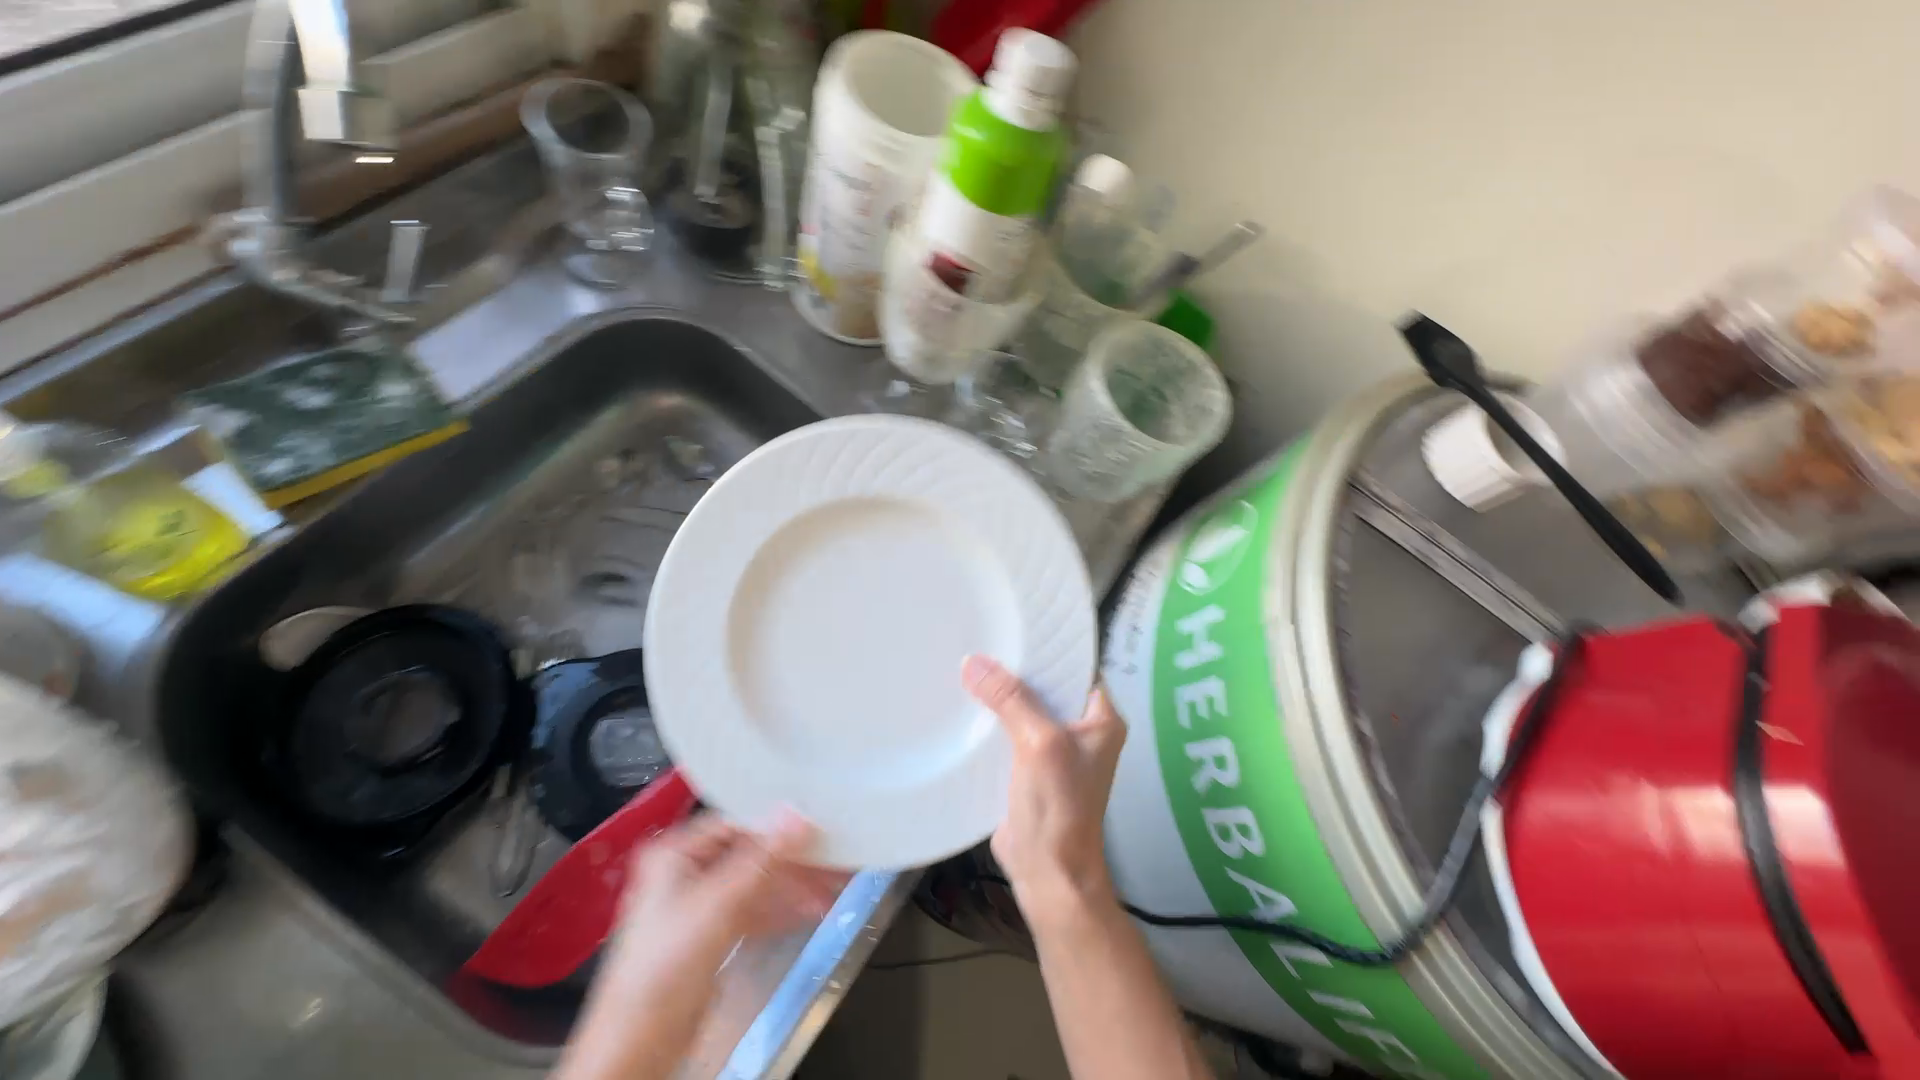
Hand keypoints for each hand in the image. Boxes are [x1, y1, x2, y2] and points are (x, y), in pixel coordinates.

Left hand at [559, 814, 845, 1079]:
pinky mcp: (710, 938)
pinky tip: (810, 910)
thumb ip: (761, 860)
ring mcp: (698, 907)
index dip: (773, 826)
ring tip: (830, 886)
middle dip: (789, 861)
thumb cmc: (664, 967)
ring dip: (791, 887)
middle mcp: (684, 874)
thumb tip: (795, 816)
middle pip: (748, 856)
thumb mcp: (718, 904)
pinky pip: (753, 912)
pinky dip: (779, 910)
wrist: (639, 1040)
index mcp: (673, 854)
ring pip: (754, 885)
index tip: (812, 826)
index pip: (733, 825)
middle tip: (830, 859)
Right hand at [963, 654, 1126, 922]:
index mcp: (1101, 719)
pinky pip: (1008, 733)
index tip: (1016, 625)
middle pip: (1046, 687)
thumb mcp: (1038, 743)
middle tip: (982, 638)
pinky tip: (963, 704)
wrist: (1048, 873)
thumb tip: (974, 662)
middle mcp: (1082, 730)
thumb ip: (1010, 699)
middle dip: (1016, 669)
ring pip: (1024, 710)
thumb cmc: (1059, 806)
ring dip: (999, 696)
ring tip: (966, 663)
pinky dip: (989, 721)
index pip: (1076, 667)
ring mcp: (1054, 750)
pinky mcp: (1028, 768)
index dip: (1049, 647)